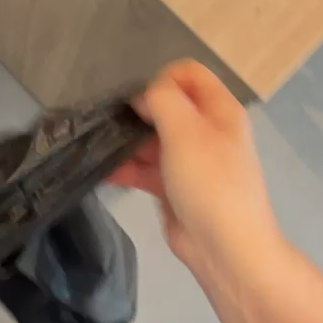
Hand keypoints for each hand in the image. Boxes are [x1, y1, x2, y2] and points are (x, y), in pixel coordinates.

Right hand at [110, 61, 283, 275]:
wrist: (225, 248)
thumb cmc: (210, 181)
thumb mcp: (186, 129)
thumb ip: (162, 99)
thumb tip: (143, 96)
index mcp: (219, 110)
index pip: (189, 74)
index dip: (162, 79)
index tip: (140, 99)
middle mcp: (206, 130)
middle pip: (167, 106)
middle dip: (138, 111)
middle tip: (112, 121)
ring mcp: (189, 160)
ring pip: (152, 138)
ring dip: (126, 141)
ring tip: (98, 145)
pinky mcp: (173, 187)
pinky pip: (145, 168)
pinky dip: (126, 168)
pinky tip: (102, 172)